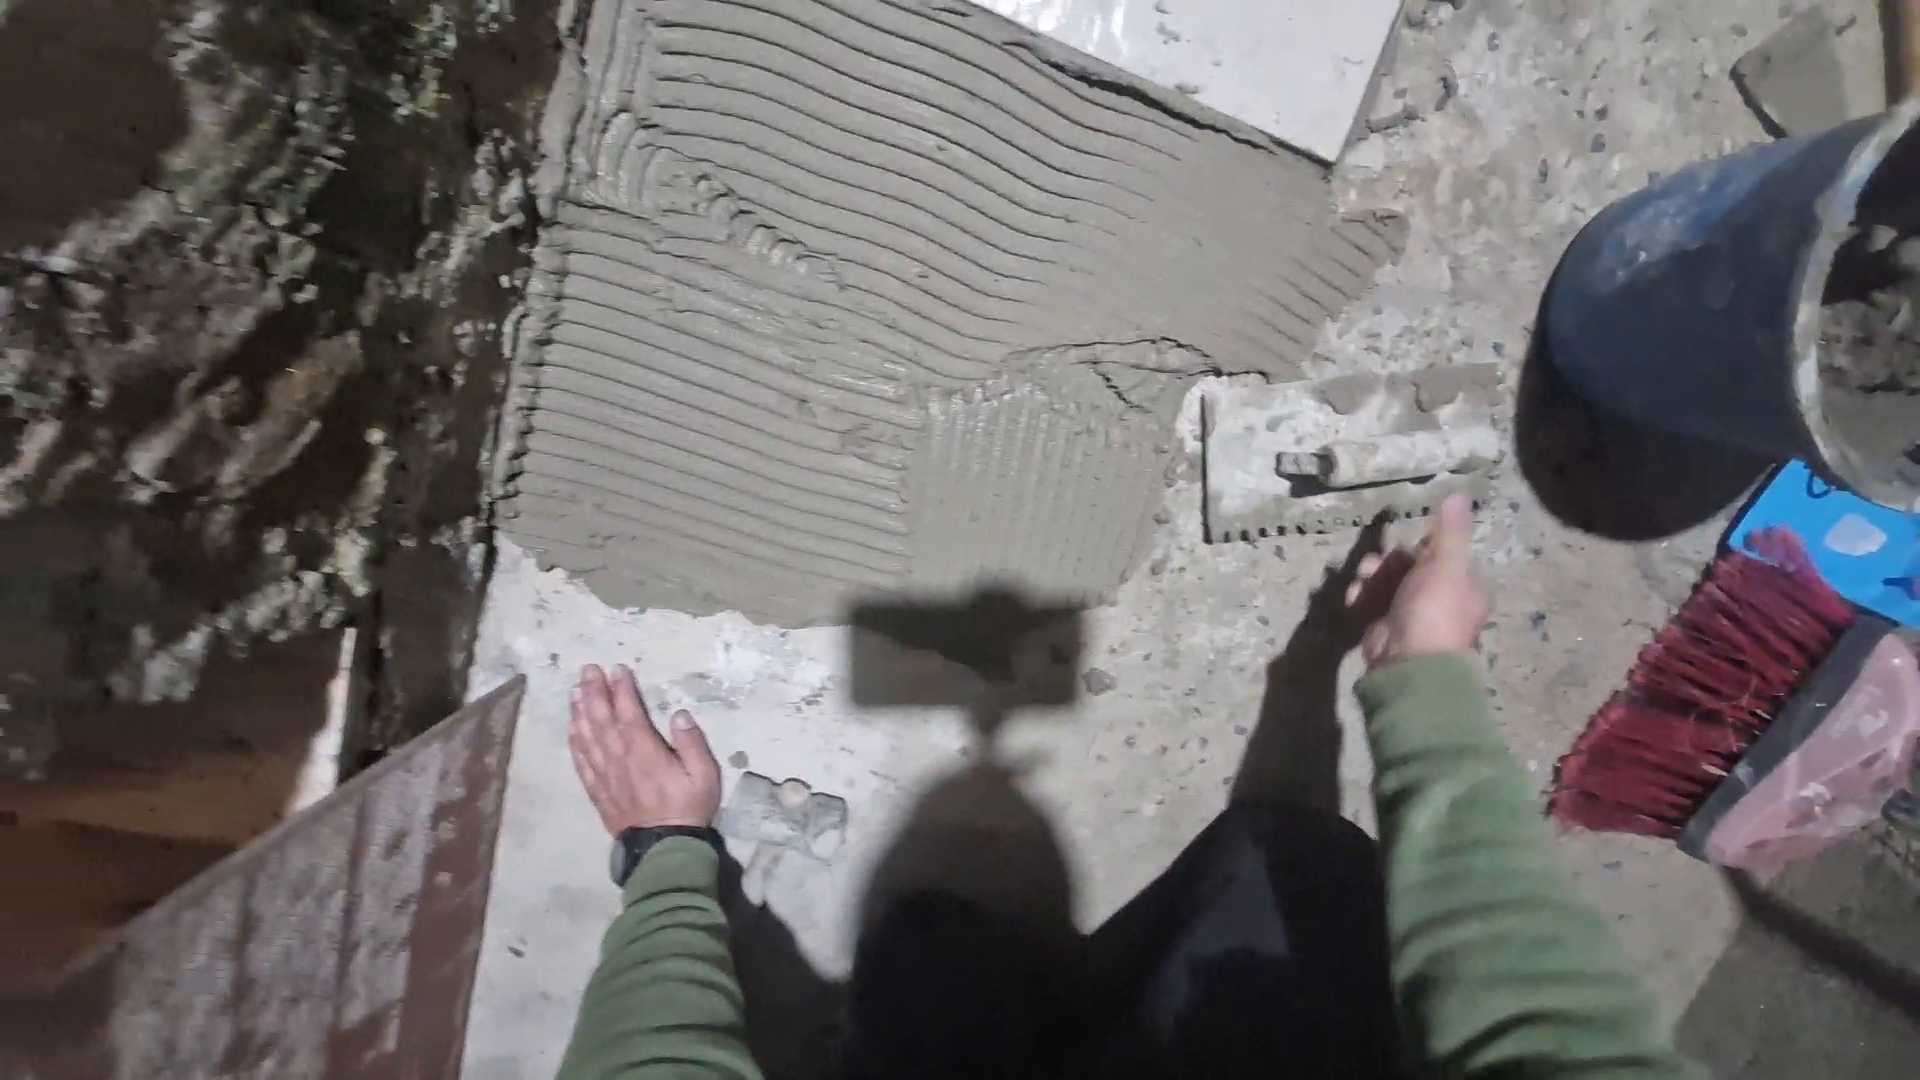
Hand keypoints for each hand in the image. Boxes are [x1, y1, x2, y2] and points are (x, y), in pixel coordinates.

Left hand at [568, 663, 721, 832]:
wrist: (665, 850)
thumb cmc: (689, 807)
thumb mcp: (705, 774)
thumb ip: (692, 743)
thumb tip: (679, 714)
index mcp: (645, 753)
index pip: (629, 715)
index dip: (622, 691)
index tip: (617, 669)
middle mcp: (619, 761)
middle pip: (602, 722)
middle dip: (594, 693)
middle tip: (588, 670)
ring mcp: (605, 777)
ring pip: (587, 739)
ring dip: (580, 713)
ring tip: (575, 690)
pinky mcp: (598, 791)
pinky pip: (581, 762)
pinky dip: (575, 742)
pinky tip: (572, 729)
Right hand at [1345, 495, 1488, 669]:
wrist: (1408, 659)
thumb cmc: (1433, 609)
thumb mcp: (1447, 565)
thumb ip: (1450, 531)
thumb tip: (1458, 494)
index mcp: (1462, 584)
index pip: (1443, 554)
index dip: (1425, 545)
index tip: (1412, 540)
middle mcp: (1438, 596)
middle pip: (1409, 565)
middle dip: (1389, 560)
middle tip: (1375, 563)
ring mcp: (1409, 611)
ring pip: (1385, 580)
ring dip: (1370, 576)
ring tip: (1362, 579)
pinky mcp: (1383, 622)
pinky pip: (1369, 600)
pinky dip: (1360, 596)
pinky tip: (1355, 598)